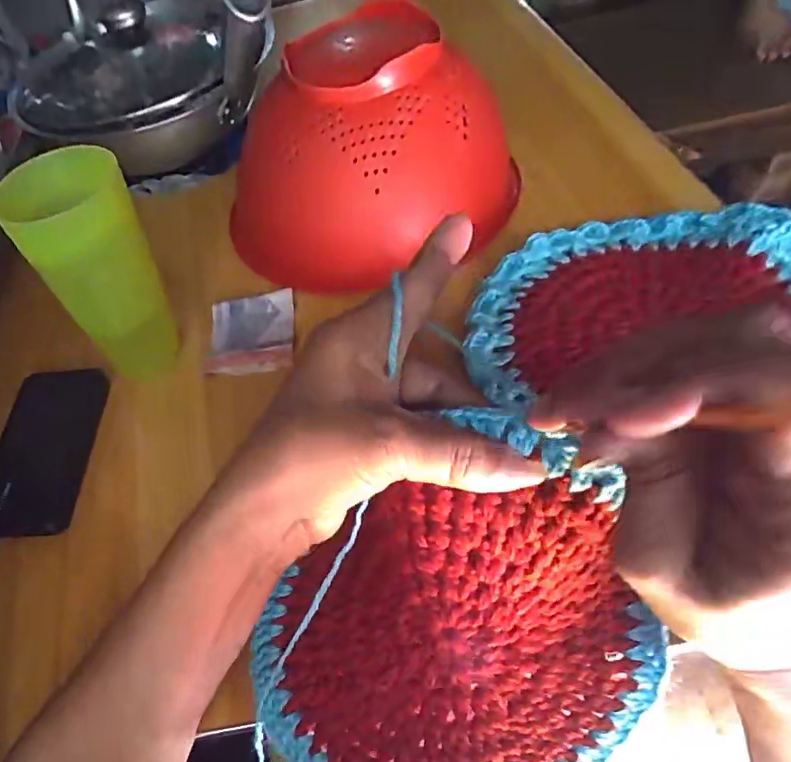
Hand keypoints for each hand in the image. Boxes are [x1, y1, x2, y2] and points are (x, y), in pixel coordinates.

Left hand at [209, 215, 545, 559]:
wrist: (261, 511)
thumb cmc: (315, 456)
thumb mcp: (390, 446)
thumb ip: (460, 452)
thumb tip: (529, 468)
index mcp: (356, 341)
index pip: (410, 294)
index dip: (439, 263)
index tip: (463, 222)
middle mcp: (355, 364)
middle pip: (429, 370)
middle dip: (470, 403)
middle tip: (519, 433)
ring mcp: (353, 403)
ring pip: (420, 406)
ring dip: (456, 431)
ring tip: (504, 455)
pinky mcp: (353, 439)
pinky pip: (406, 432)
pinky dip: (434, 447)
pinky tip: (469, 466)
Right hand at [528, 305, 790, 673]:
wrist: (779, 616)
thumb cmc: (719, 612)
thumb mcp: (658, 569)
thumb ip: (648, 488)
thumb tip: (606, 420)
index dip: (719, 385)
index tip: (620, 417)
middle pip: (774, 348)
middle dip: (651, 370)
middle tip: (563, 410)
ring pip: (741, 336)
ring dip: (637, 364)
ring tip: (567, 406)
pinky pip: (724, 352)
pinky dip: (647, 368)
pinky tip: (596, 401)